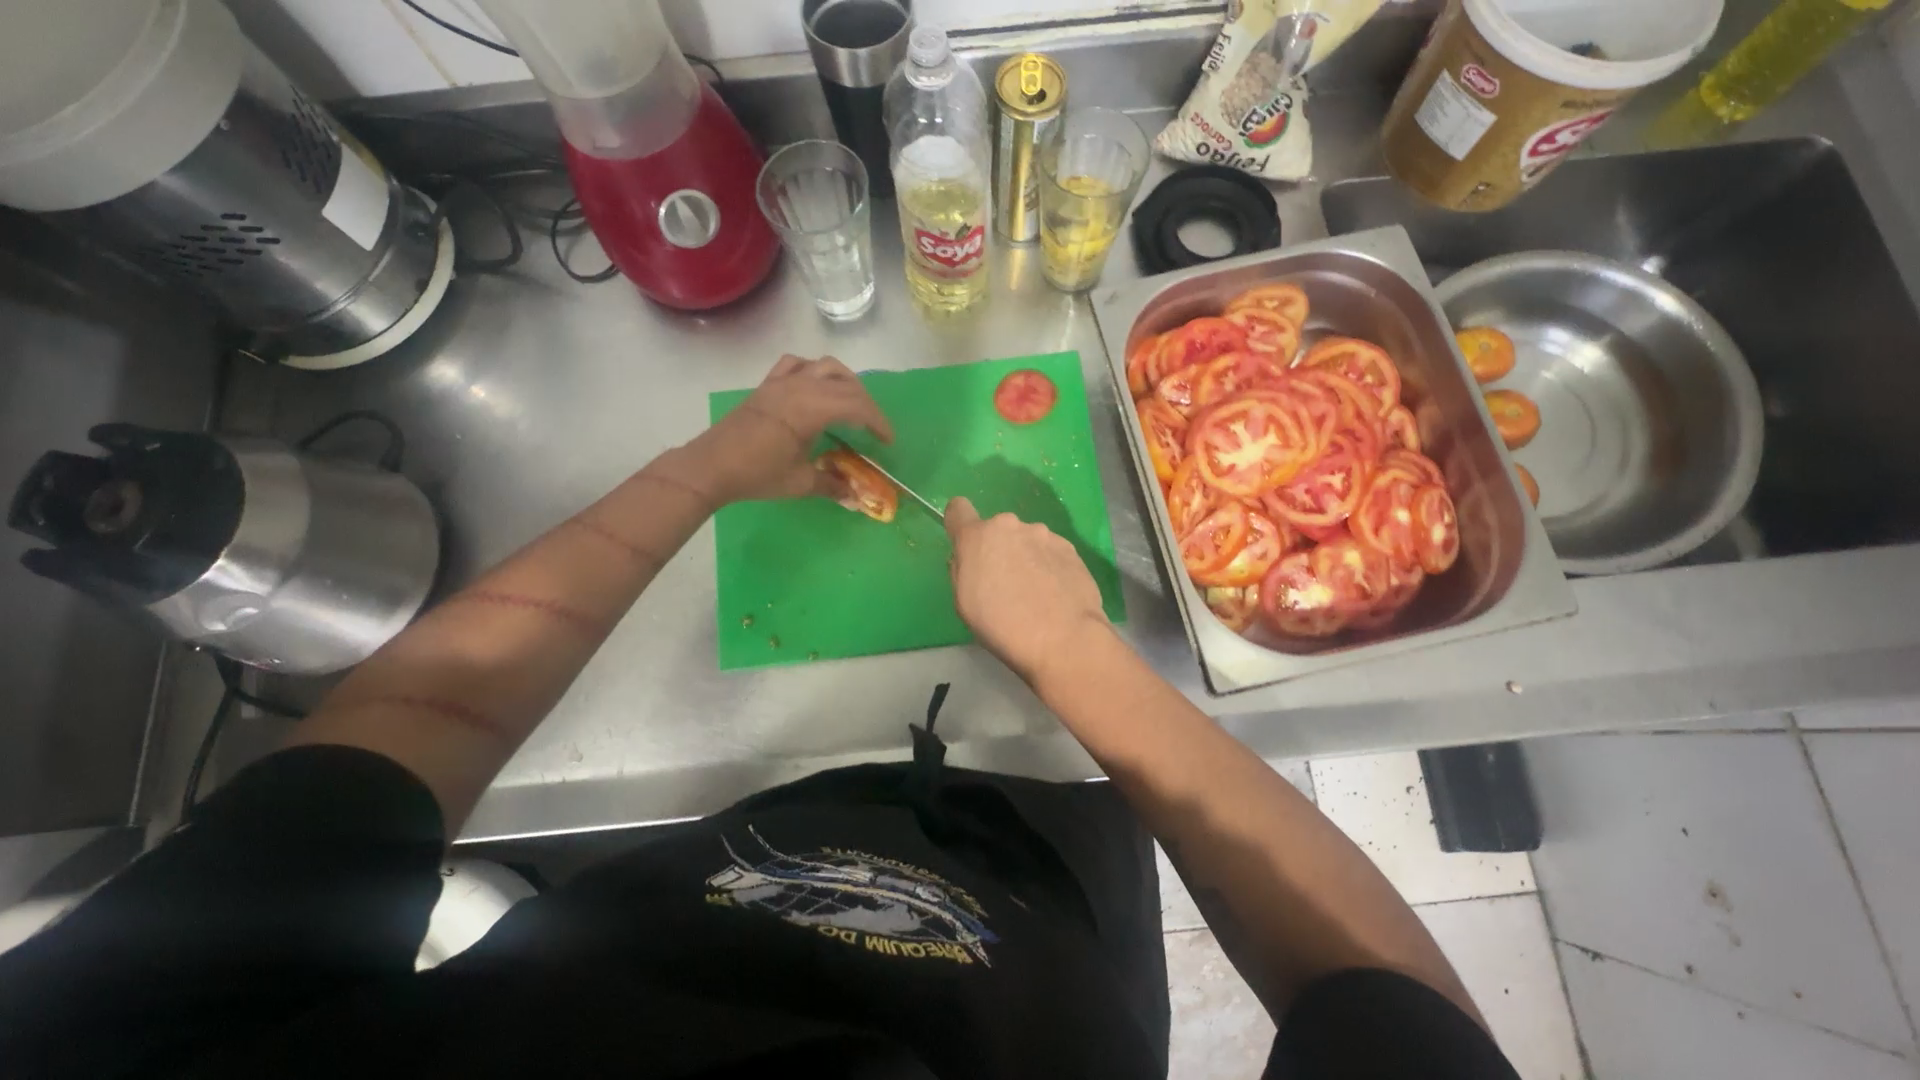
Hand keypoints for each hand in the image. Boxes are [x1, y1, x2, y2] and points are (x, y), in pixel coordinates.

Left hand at [685, 355, 893, 503]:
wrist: (710, 466)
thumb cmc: (757, 475)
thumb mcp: (800, 483)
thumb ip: (832, 485)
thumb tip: (856, 497)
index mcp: (812, 408)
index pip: (858, 406)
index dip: (878, 421)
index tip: (887, 440)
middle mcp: (800, 386)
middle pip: (846, 384)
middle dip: (866, 403)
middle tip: (872, 427)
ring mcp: (781, 382)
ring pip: (824, 366)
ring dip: (844, 381)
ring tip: (850, 402)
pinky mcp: (766, 385)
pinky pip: (796, 365)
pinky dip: (812, 371)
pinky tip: (813, 386)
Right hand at [944, 497, 1110, 684]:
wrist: (1064, 638)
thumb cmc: (1002, 626)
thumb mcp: (964, 604)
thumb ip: (961, 571)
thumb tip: (969, 559)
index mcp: (977, 537)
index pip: (958, 509)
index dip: (959, 524)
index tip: (967, 546)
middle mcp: (1010, 526)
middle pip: (997, 530)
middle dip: (998, 550)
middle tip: (1006, 585)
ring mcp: (1044, 534)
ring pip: (1026, 540)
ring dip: (1026, 557)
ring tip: (1037, 593)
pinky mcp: (1070, 548)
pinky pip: (1050, 552)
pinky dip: (1049, 567)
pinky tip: (1056, 594)